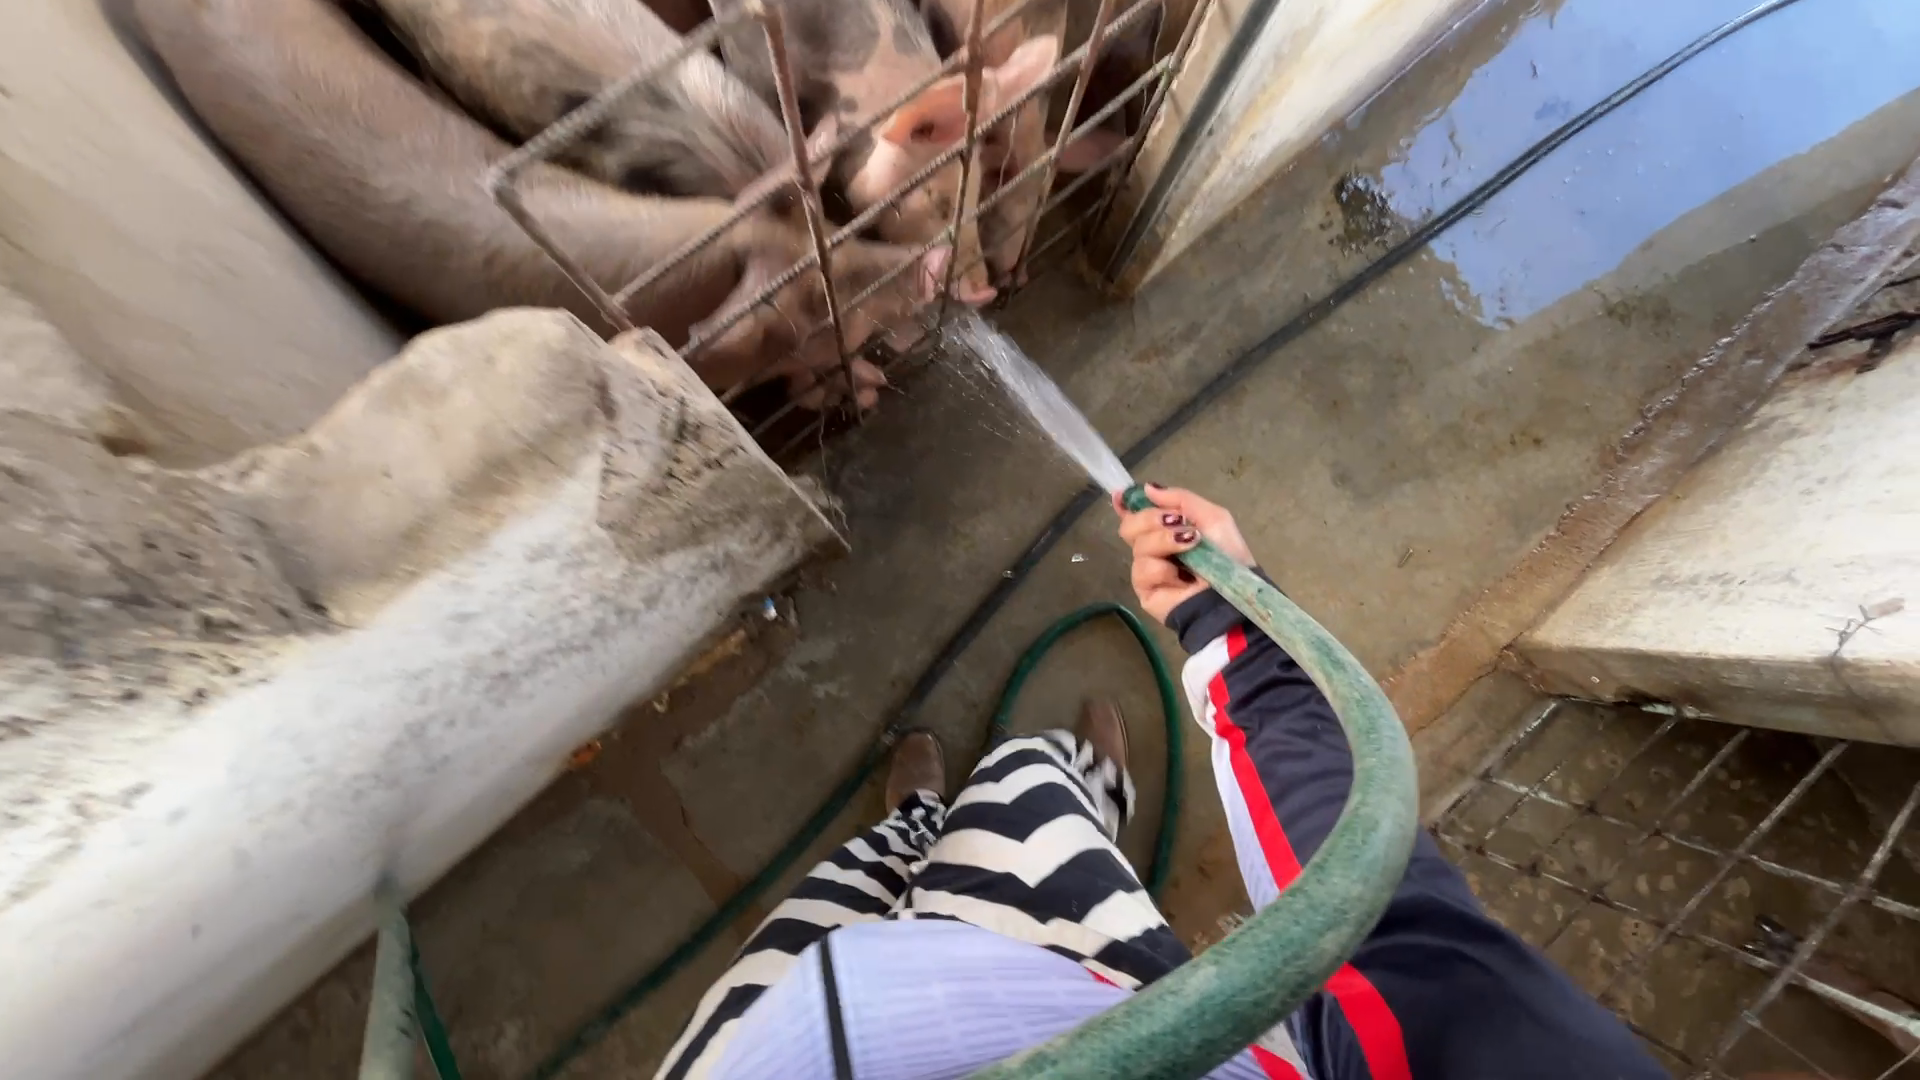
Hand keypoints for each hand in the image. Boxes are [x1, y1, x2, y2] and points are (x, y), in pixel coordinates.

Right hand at [1113, 484, 1254, 621]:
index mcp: (1165, 530)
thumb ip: (1180, 499)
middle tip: (1175, 522)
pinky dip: (1164, 569)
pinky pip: (1143, 570)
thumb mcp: (1212, 517)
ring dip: (1164, 542)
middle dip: (1150, 519)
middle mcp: (1152, 548)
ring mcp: (1147, 570)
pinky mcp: (1145, 590)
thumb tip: (1147, 488)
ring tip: (1190, 547)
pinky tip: (1182, 578)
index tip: (1120, 496)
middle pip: (1130, 526)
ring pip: (1138, 546)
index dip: (1125, 505)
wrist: (1233, 592)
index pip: (1135, 515)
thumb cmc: (1228, 555)